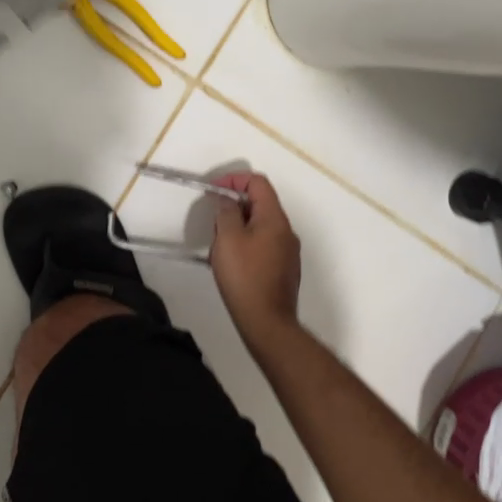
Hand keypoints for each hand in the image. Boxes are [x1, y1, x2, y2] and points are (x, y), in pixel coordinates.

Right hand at [209, 173, 301, 341]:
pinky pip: (264, 244)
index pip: (258, 182)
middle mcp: (286, 231)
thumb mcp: (227, 238)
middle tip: (214, 223)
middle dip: (234, 206)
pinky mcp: (284, 269)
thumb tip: (227, 201)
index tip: (213, 191)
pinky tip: (233, 263)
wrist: (267, 322)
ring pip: (261, 226)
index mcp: (275, 218)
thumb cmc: (245, 276)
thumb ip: (226, 212)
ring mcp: (288, 252)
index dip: (234, 180)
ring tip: (220, 246)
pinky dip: (247, 243)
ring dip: (239, 227)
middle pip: (260, 204)